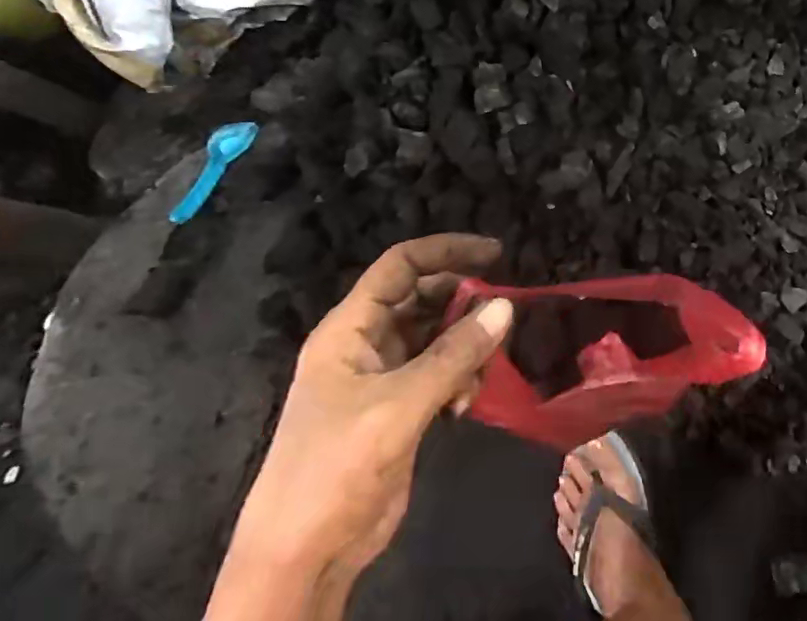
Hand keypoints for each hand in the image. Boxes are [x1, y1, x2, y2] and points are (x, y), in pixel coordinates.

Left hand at [207, 234, 512, 620]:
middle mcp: (365, 342)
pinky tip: (465, 405)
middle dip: (461, 304)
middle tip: (502, 318)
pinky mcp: (397, 410)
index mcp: (350, 326)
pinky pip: (437, 375)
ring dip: (463, 348)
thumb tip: (504, 307)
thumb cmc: (337, 465)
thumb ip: (452, 355)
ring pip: (433, 339)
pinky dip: (457, 380)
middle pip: (421, 300)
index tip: (495, 253)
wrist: (302, 554)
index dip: (445, 252)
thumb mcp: (398, 405)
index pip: (400, 266)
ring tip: (483, 371)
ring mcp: (381, 377)